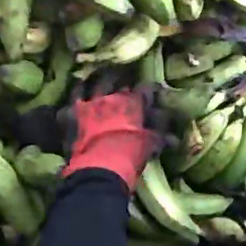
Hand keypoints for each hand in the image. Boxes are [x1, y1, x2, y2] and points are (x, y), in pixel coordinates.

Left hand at [64, 74, 162, 189]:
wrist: (100, 168)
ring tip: (97, 77)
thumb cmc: (130, 155)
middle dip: (120, 78)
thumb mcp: (150, 145)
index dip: (150, 89)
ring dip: (96, 80)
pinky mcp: (71, 112)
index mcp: (133, 103)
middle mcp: (112, 97)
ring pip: (93, 83)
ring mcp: (90, 103)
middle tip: (122, 77)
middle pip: (116, 79)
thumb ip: (160, 137)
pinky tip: (77, 93)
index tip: (153, 90)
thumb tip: (174, 138)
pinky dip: (77, 94)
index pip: (145, 89)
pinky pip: (73, 96)